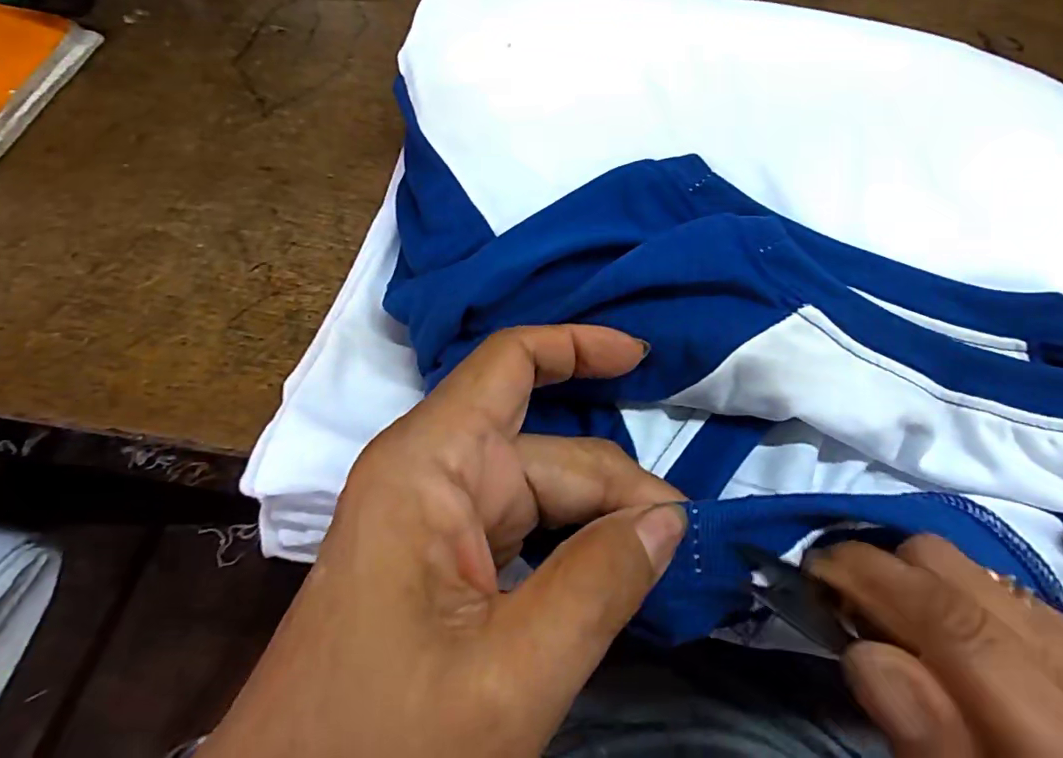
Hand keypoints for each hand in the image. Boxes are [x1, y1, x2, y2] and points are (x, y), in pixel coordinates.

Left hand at [204, 325, 688, 757]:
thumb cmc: (382, 751)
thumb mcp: (508, 676)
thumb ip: (599, 584)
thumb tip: (670, 518)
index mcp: (429, 466)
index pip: (512, 365)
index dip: (580, 346)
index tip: (646, 358)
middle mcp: (431, 478)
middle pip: (552, 450)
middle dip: (619, 488)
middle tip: (680, 543)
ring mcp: (437, 525)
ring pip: (548, 497)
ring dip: (604, 524)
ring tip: (657, 564)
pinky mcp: (444, 570)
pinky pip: (531, 536)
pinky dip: (578, 549)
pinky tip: (615, 575)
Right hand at [811, 536, 1062, 757]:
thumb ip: (940, 752)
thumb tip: (864, 655)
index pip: (964, 630)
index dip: (880, 585)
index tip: (818, 566)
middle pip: (972, 577)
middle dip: (893, 573)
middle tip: (847, 609)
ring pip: (992, 577)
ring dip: (928, 589)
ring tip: (897, 626)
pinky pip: (1024, 601)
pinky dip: (973, 610)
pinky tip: (963, 652)